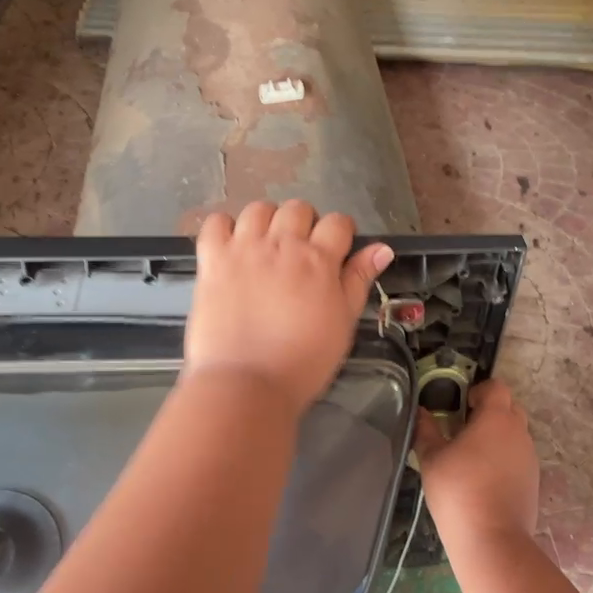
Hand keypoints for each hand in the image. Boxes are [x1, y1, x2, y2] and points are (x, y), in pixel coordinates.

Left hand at [183, 200, 393, 416]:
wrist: (246, 383)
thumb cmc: (303, 361)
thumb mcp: (343, 323)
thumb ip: (358, 281)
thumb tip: (381, 249)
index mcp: (318, 259)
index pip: (338, 223)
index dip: (341, 234)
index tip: (336, 252)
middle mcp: (281, 244)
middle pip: (298, 209)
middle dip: (304, 224)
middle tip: (300, 253)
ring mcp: (243, 249)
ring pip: (258, 210)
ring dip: (266, 222)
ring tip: (266, 247)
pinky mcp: (211, 260)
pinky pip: (215, 223)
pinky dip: (223, 227)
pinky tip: (231, 247)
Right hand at [414, 380, 539, 546]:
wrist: (492, 539)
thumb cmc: (458, 492)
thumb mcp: (432, 460)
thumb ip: (426, 431)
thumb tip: (421, 412)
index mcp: (496, 419)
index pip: (496, 387)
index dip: (478, 391)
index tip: (460, 406)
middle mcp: (519, 432)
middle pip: (509, 408)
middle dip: (489, 412)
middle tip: (463, 429)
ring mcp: (530, 457)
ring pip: (515, 434)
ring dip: (497, 437)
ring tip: (471, 458)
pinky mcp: (533, 480)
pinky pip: (519, 457)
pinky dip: (504, 459)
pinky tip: (484, 480)